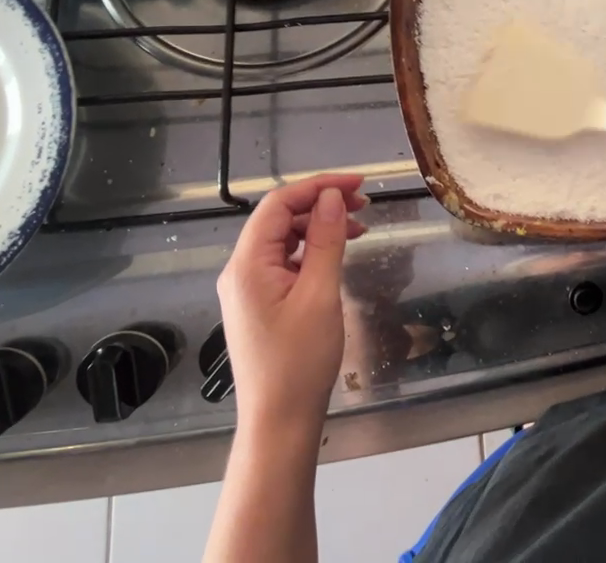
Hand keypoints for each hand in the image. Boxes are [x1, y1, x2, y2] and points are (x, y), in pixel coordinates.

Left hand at [216, 174, 369, 434]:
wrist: (280, 420)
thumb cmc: (300, 360)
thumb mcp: (319, 294)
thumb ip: (324, 240)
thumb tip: (331, 198)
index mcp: (248, 265)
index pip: (279, 205)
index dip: (318, 186)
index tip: (358, 184)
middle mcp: (241, 270)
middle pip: (279, 218)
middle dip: (321, 204)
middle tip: (364, 204)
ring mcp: (249, 288)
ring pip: (284, 239)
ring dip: (319, 226)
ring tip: (359, 227)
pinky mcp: (261, 303)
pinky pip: (285, 261)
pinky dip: (312, 249)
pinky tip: (338, 253)